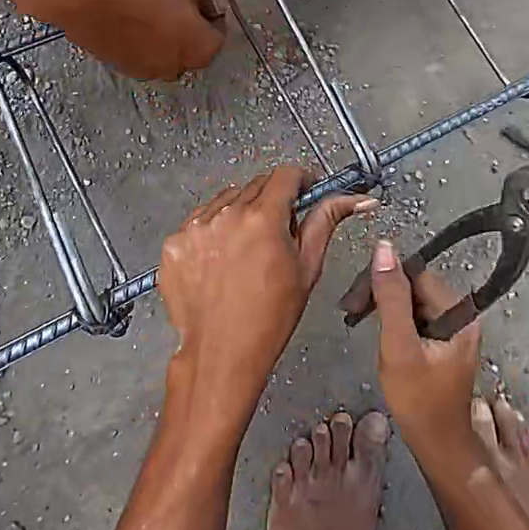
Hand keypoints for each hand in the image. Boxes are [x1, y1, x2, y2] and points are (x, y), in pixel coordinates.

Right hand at [16, 0, 224, 80]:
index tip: (205, 0)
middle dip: (187, 24)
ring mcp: (142, 68)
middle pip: (190, 46)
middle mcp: (173, 67)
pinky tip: (127, 8)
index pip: (218, 35)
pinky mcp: (116, 62)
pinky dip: (136, 32)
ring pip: (162, 48)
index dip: (212, 12)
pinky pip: (136, 47)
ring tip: (147, 0)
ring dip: (160, 29)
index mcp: (199, 50)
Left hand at [159, 168, 378, 412]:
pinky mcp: (174, 242)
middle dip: (272, 201)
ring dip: (241, 213)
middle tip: (279, 232)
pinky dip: (214, 230)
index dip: (300, 181)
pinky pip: (200, 219)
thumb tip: (354, 199)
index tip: (304, 191)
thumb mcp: (307, 268)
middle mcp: (227, 215)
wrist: (220, 354)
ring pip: (227, 199)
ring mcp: (196, 228)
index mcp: (263, 219)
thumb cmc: (268, 318)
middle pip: (257, 185)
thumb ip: (326, 222)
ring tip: (247, 250)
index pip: (285, 175)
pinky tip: (222, 259)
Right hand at [367, 239, 482, 460]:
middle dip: (381, 292)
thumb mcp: (399, 346)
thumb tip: (383, 249)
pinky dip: (393, 319)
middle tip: (351, 310)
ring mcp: (453, 325)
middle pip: (414, 283)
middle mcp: (461, 313)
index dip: (383, 280)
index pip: (415, 274)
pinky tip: (377, 330)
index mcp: (459, 311)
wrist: (437, 445)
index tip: (355, 297)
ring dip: (384, 305)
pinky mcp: (443, 338)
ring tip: (357, 318)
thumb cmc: (419, 402)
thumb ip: (391, 297)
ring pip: (412, 297)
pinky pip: (415, 314)